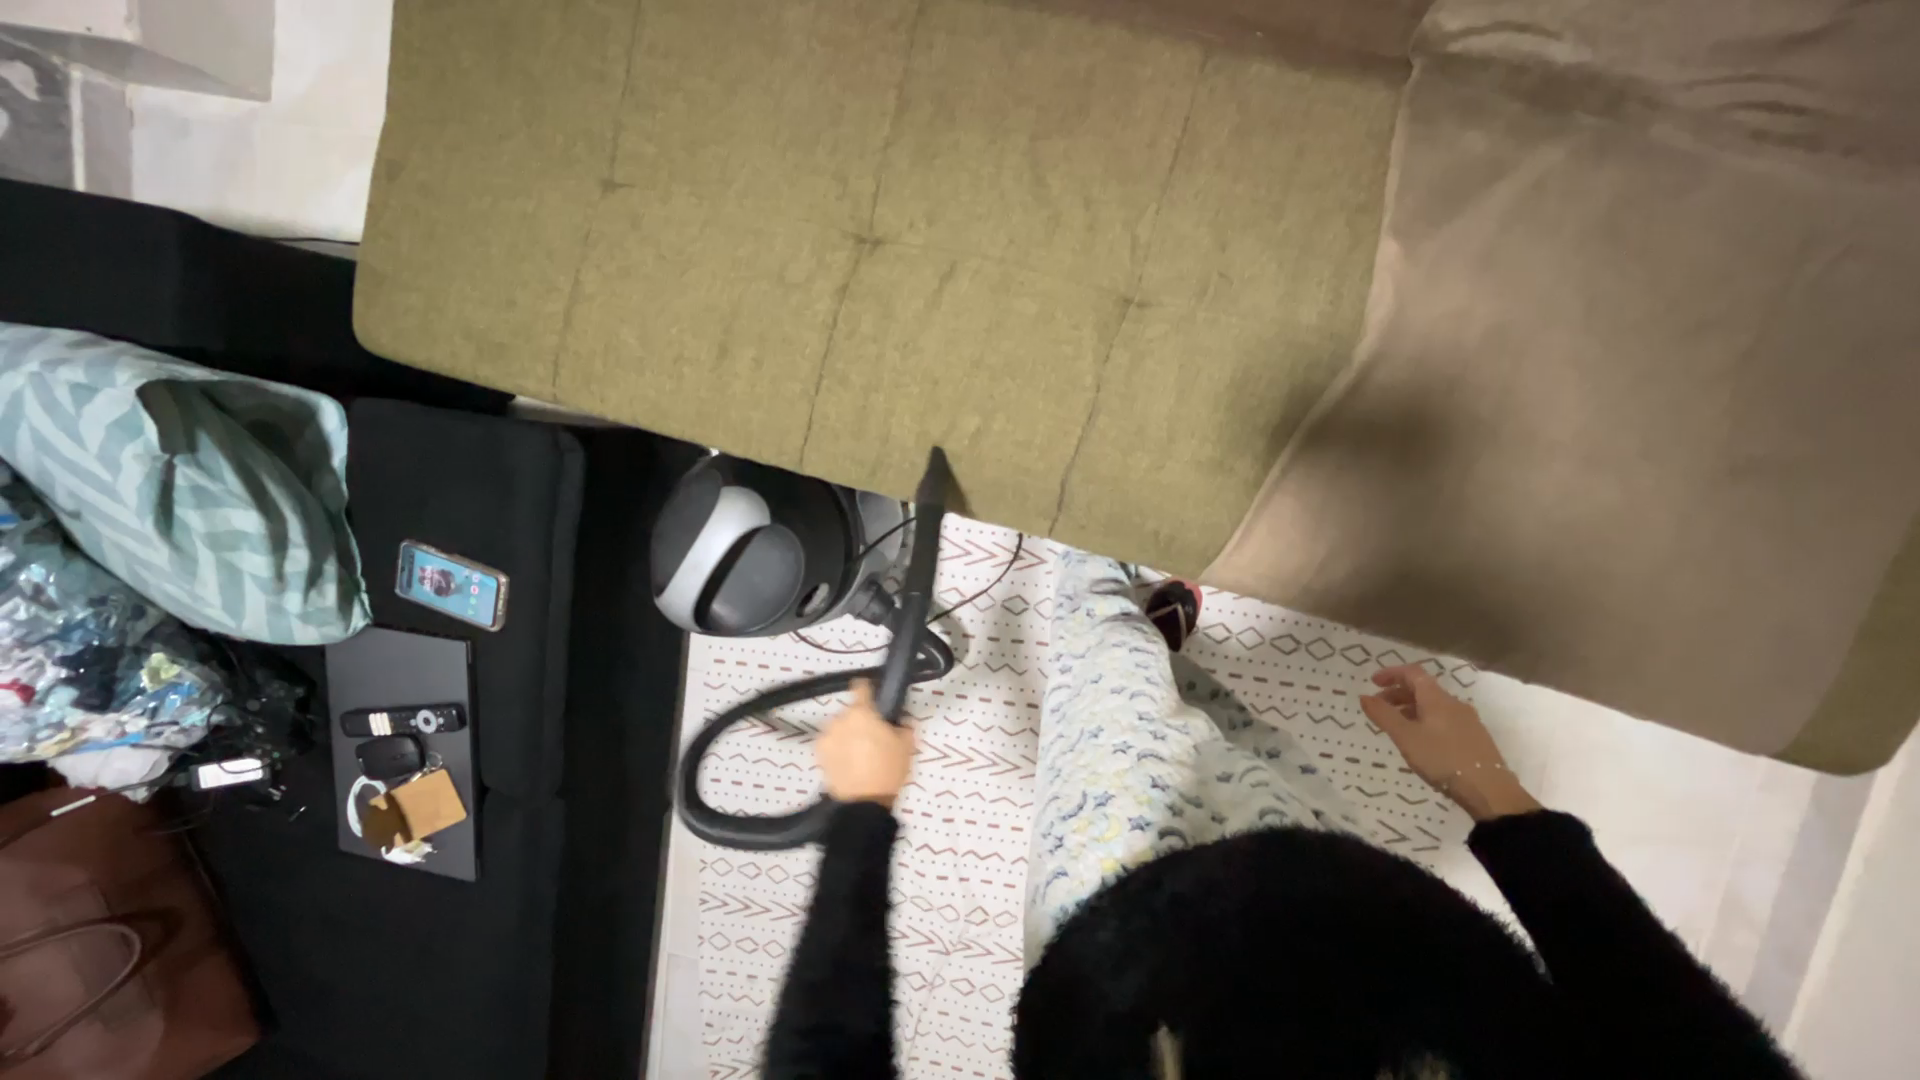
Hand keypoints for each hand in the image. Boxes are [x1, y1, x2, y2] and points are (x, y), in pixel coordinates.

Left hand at [816, 680, 914, 806]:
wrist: (863, 801)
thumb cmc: (888, 769)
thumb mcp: (907, 745)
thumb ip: (903, 726)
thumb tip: (899, 721)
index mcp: (862, 712)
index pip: (861, 687)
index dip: (868, 688)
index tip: (872, 696)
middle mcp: (840, 718)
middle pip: (851, 712)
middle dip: (860, 721)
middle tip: (873, 738)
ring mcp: (826, 736)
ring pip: (840, 728)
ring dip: (847, 734)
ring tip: (859, 754)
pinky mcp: (818, 753)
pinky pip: (831, 743)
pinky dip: (837, 748)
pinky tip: (848, 762)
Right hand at [1359, 664, 1539, 821]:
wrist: (1490, 791)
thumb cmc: (1443, 759)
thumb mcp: (1405, 737)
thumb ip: (1383, 715)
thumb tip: (1364, 696)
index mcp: (1437, 699)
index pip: (1413, 673)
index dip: (1391, 673)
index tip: (1372, 682)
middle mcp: (1454, 704)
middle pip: (1423, 688)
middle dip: (1397, 693)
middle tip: (1379, 707)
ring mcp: (1467, 721)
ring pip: (1433, 705)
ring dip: (1410, 708)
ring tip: (1396, 726)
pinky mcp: (1473, 738)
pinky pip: (1443, 719)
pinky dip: (1424, 720)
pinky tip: (1420, 741)